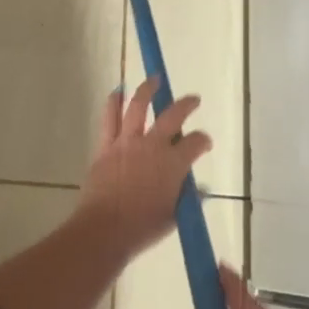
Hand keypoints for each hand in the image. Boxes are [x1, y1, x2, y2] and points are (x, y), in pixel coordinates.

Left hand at [74, 77, 210, 257]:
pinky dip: (113, 102)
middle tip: (193, 99)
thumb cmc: (143, 228)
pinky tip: (117, 92)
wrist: (105, 229)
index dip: (203, 141)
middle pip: (173, 116)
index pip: (195, 143)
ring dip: (147, 89)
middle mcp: (152, 146)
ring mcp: (127, 142)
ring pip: (138, 106)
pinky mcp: (106, 146)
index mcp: (173, 164)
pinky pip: (109, 118)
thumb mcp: (175, 216)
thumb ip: (188, 198)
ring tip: (154, 79)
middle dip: (186, 105)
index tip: (204, 143)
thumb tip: (198, 188)